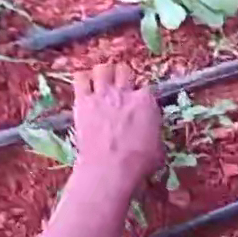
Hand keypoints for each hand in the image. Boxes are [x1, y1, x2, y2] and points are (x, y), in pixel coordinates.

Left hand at [71, 62, 162, 198]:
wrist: (111, 168)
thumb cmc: (139, 163)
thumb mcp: (157, 149)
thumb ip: (153, 134)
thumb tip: (151, 135)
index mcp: (146, 103)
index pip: (147, 90)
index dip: (143, 98)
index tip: (140, 106)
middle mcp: (125, 92)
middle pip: (124, 71)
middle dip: (122, 78)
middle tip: (120, 89)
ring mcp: (103, 94)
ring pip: (102, 69)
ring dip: (103, 75)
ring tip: (101, 84)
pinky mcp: (83, 101)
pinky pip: (80, 78)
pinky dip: (82, 80)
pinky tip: (84, 87)